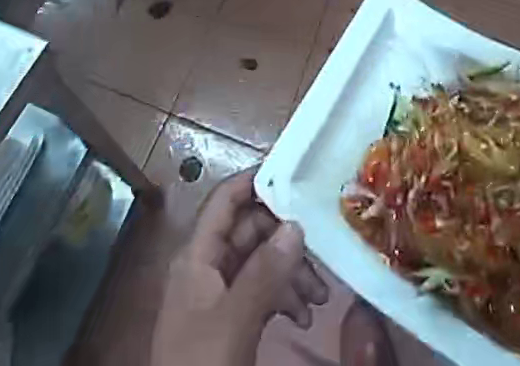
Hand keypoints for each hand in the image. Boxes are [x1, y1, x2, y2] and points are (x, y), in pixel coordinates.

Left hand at [151, 171, 329, 365]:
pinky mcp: (228, 318)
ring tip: (319, 297)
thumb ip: (264, 271)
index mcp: (197, 254)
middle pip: (249, 230)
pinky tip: (303, 314)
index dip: (256, 181)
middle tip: (322, 252)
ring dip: (291, 271)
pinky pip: (260, 289)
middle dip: (286, 237)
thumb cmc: (201, 364)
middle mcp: (206, 265)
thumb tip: (296, 224)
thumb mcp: (235, 320)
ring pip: (260, 261)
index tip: (297, 173)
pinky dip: (283, 295)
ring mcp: (216, 293)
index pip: (226, 199)